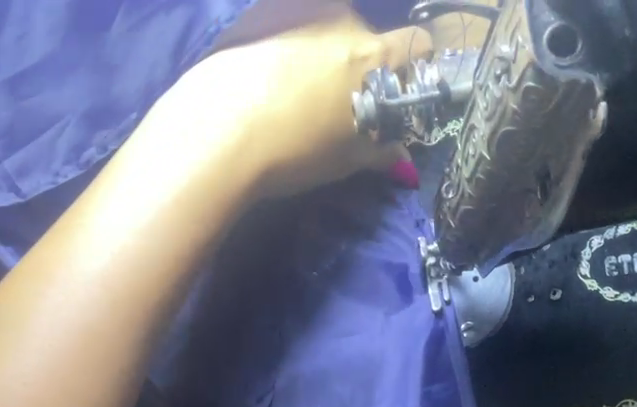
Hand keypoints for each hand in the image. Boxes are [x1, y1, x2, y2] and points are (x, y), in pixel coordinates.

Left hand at [158, 1, 429, 199]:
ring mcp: (301, 15)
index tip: (400, 93)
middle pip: (367, 39)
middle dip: (360, 69)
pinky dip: (289, 52)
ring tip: (298, 97)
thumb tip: (398, 151)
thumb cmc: (294, 151)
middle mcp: (344, 22)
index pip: (416, 45)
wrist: (220, 131)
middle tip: (339, 107)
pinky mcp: (262, 15)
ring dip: (322, 58)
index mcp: (373, 58)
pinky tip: (270, 83)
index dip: (413, 69)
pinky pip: (290, 31)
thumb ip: (378, 151)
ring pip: (326, 33)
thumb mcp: (344, 161)